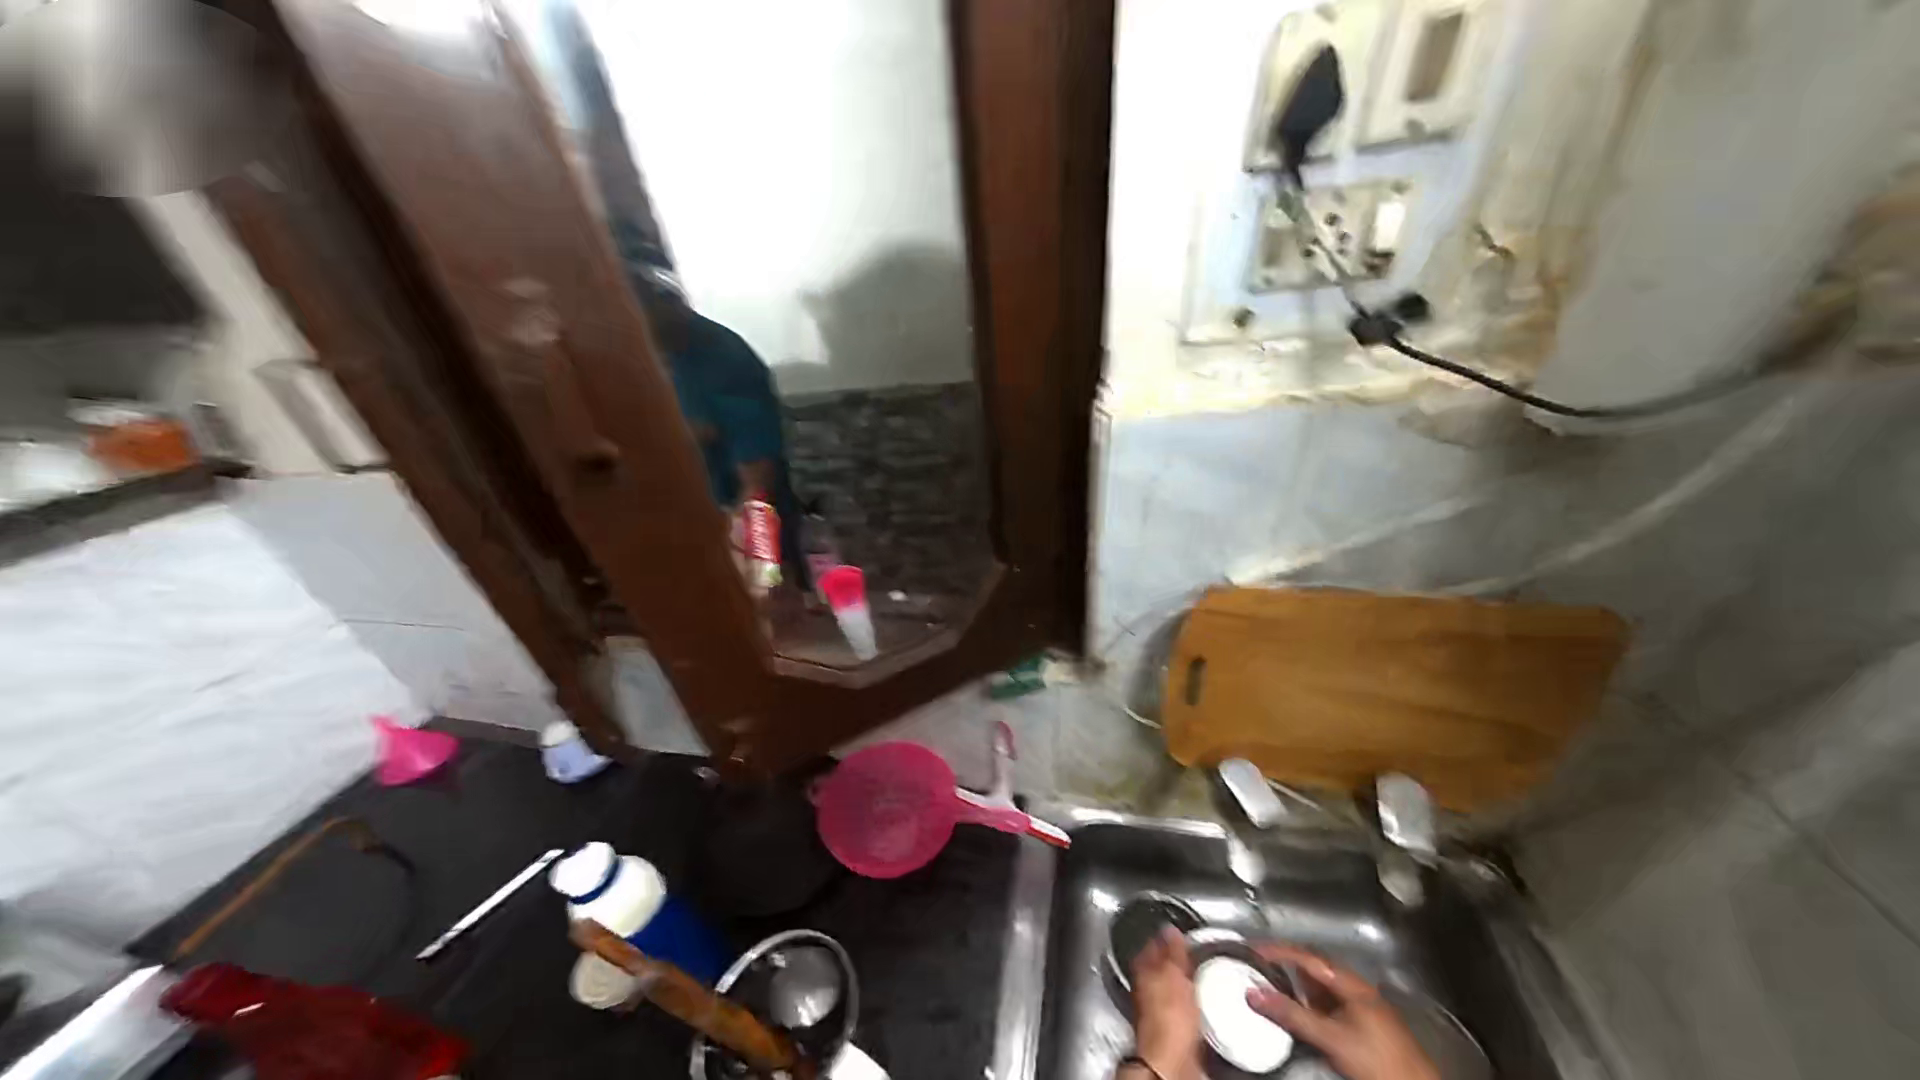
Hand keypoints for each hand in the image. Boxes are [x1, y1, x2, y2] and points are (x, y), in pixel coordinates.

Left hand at [1128, 927, 1203, 1079]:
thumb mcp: (1173, 975)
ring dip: (1186, 981)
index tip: (1182, 933)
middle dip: (1178, 960)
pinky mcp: (1171, 1027)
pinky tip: (1202, 1002)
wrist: (1173, 1061)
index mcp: (1143, 969)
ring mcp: (1157, 1007)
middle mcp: (1146, 986)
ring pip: (1172, 985)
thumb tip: (1170, 929)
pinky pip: (1182, 1006)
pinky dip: (1192, 1002)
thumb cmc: (1168, 1018)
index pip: (1154, 943)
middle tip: (1196, 954)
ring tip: (1203, 976)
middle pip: (1162, 964)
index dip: (1167, 936)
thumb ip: (1172, 952)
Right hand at [1249, 946, 1438, 1079]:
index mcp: (1349, 982)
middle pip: (1314, 967)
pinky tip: (1301, 1015)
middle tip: (1259, 967)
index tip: (1251, 949)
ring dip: (1297, 985)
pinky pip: (1329, 1002)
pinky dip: (1310, 1003)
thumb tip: (1252, 992)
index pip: (1305, 955)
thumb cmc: (1378, 1063)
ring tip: (1274, 990)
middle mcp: (1356, 987)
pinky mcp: (1365, 1024)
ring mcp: (1363, 1006)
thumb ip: (1291, 1014)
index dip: (1277, 950)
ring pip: (1322, 986)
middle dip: (1285, 965)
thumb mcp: (1330, 1038)